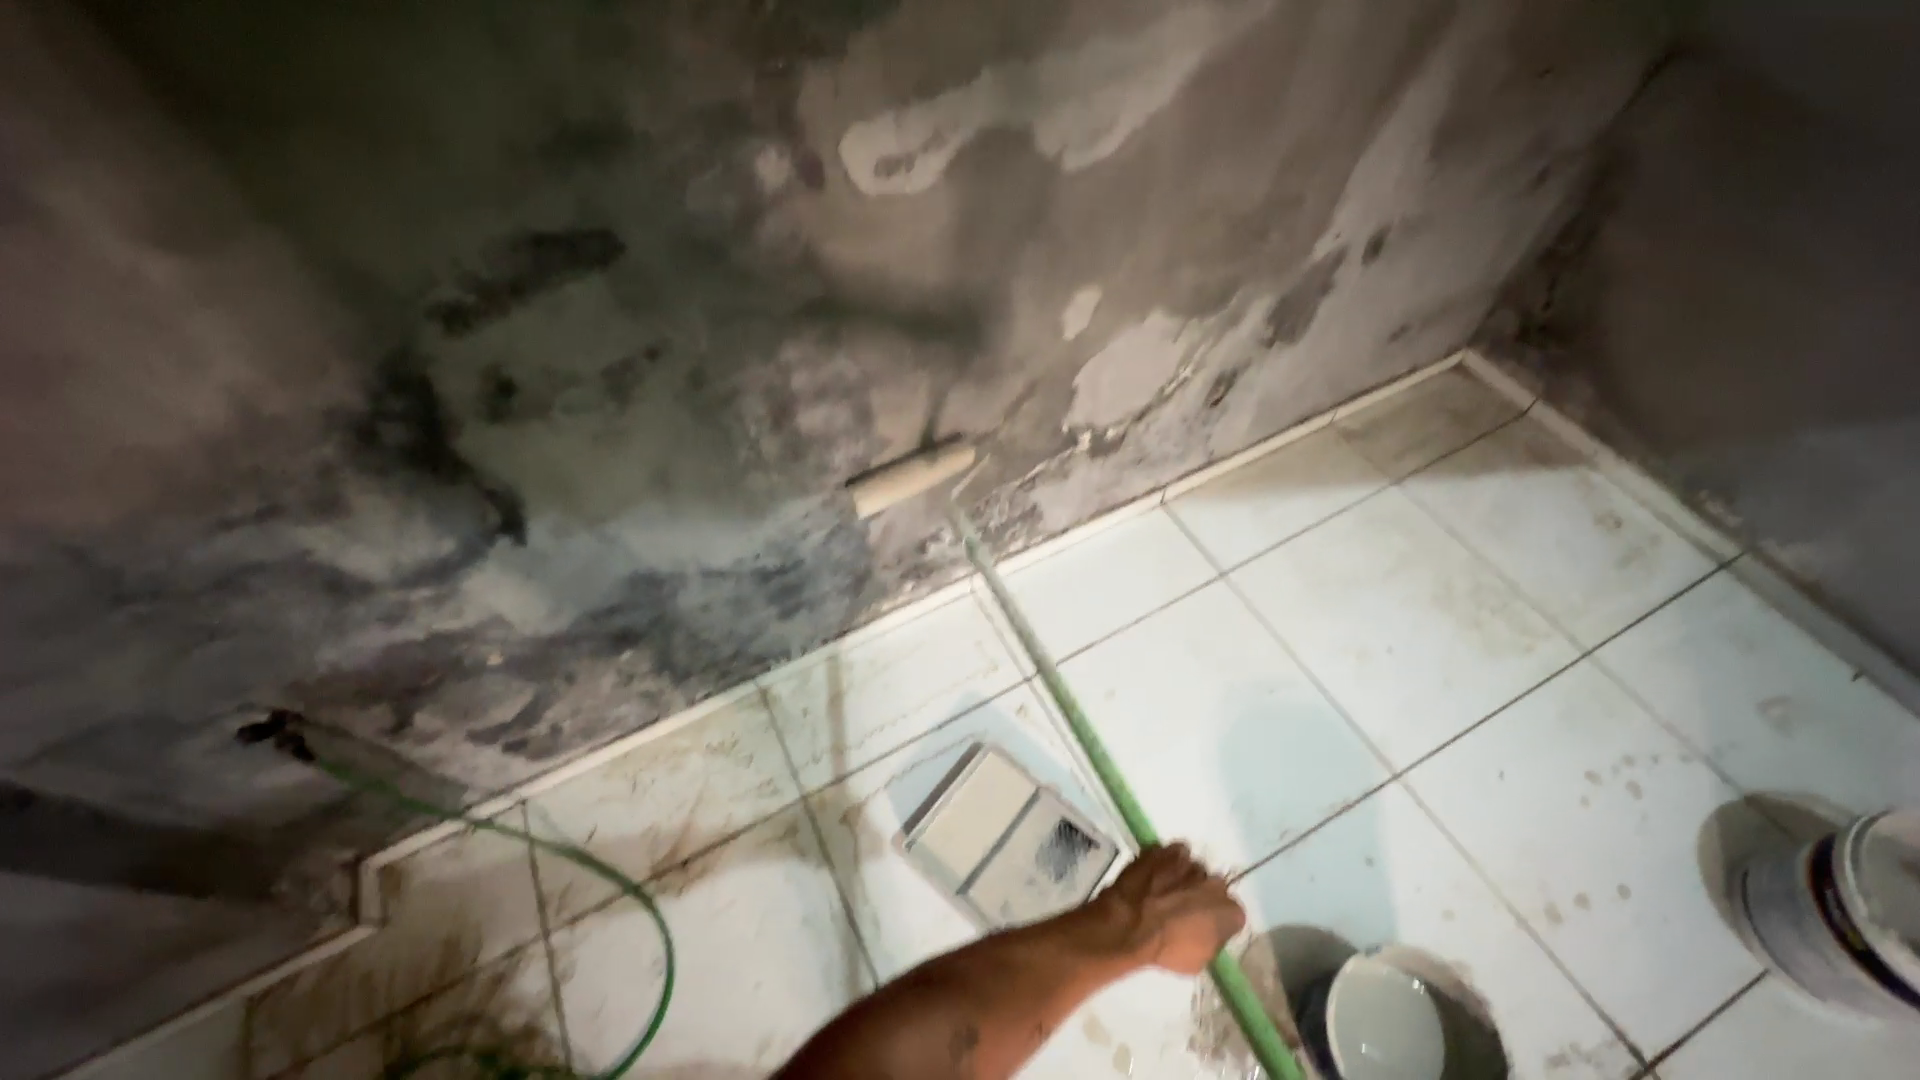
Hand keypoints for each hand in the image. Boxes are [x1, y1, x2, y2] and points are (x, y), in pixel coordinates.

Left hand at [1086, 843, 1244, 975]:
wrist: (1129, 923)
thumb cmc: (1166, 948)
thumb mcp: (1199, 960)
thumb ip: (1213, 940)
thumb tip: (1210, 930)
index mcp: (1230, 911)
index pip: (1232, 914)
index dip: (1218, 920)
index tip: (1204, 926)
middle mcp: (1215, 882)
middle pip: (1213, 886)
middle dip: (1202, 894)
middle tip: (1183, 906)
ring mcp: (1189, 861)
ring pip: (1192, 867)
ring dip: (1183, 876)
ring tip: (1165, 888)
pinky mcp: (1164, 849)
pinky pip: (1171, 852)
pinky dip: (1166, 860)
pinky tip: (1155, 872)